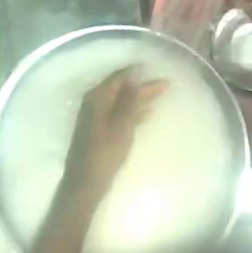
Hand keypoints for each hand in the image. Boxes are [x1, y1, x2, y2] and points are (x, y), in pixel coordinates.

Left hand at [62, 65, 167, 196]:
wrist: (85, 183)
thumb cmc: (105, 153)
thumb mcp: (122, 125)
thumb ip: (130, 100)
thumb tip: (136, 76)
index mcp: (97, 98)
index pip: (120, 76)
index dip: (139, 72)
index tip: (157, 69)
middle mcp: (94, 102)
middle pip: (121, 88)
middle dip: (142, 85)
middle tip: (166, 84)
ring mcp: (95, 116)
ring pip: (121, 101)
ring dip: (139, 98)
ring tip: (161, 95)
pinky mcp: (99, 129)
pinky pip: (118, 112)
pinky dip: (133, 111)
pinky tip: (147, 113)